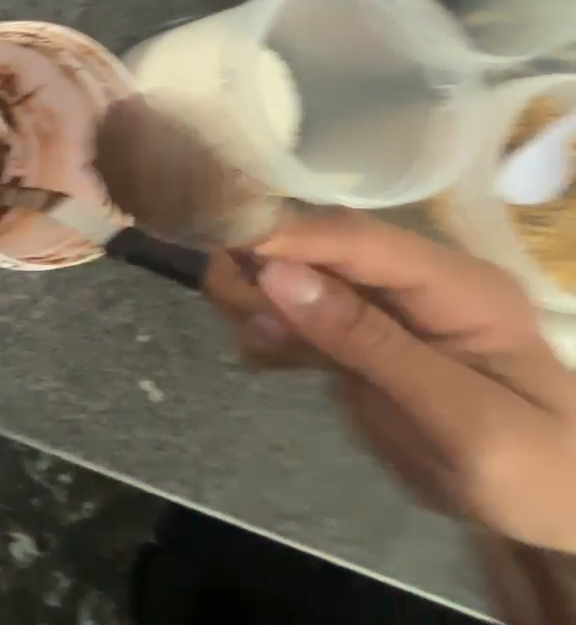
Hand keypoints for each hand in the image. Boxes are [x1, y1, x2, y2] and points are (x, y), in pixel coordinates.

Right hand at [203, 211, 575, 549]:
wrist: (558, 516)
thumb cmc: (537, 474)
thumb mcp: (464, 420)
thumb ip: (370, 344)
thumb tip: (275, 274)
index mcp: (458, 286)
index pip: (352, 237)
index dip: (279, 234)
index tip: (209, 246)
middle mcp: (412, 280)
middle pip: (304, 246)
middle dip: (257, 274)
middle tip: (249, 325)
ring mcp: (380, 303)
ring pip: (280, 273)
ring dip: (253, 305)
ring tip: (265, 351)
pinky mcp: (351, 327)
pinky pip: (281, 309)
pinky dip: (260, 331)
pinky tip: (268, 362)